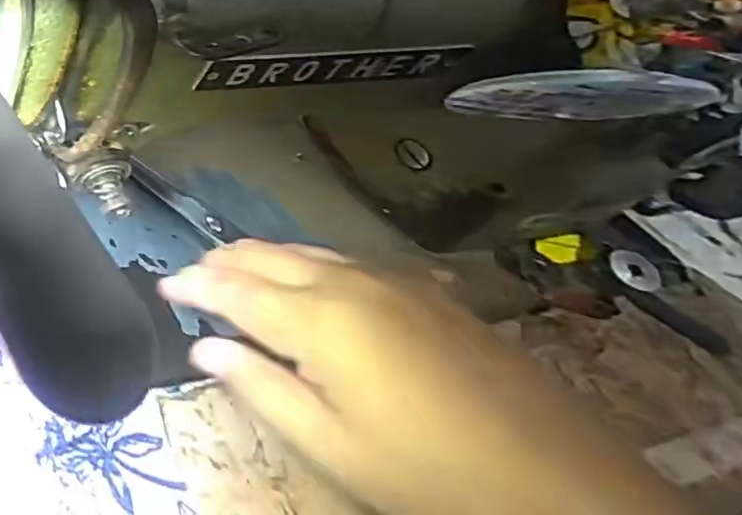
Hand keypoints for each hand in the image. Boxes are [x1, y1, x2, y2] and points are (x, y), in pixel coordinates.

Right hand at [160, 240, 692, 514]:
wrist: (577, 494)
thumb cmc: (436, 479)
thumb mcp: (336, 450)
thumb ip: (260, 389)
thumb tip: (204, 348)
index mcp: (317, 320)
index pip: (232, 288)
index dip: (192, 285)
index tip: (164, 287)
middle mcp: (345, 283)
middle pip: (261, 256)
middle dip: (220, 263)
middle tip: (192, 278)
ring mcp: (390, 281)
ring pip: (300, 250)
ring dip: (258, 257)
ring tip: (234, 270)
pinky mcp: (425, 291)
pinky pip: (342, 260)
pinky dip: (304, 262)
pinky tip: (306, 277)